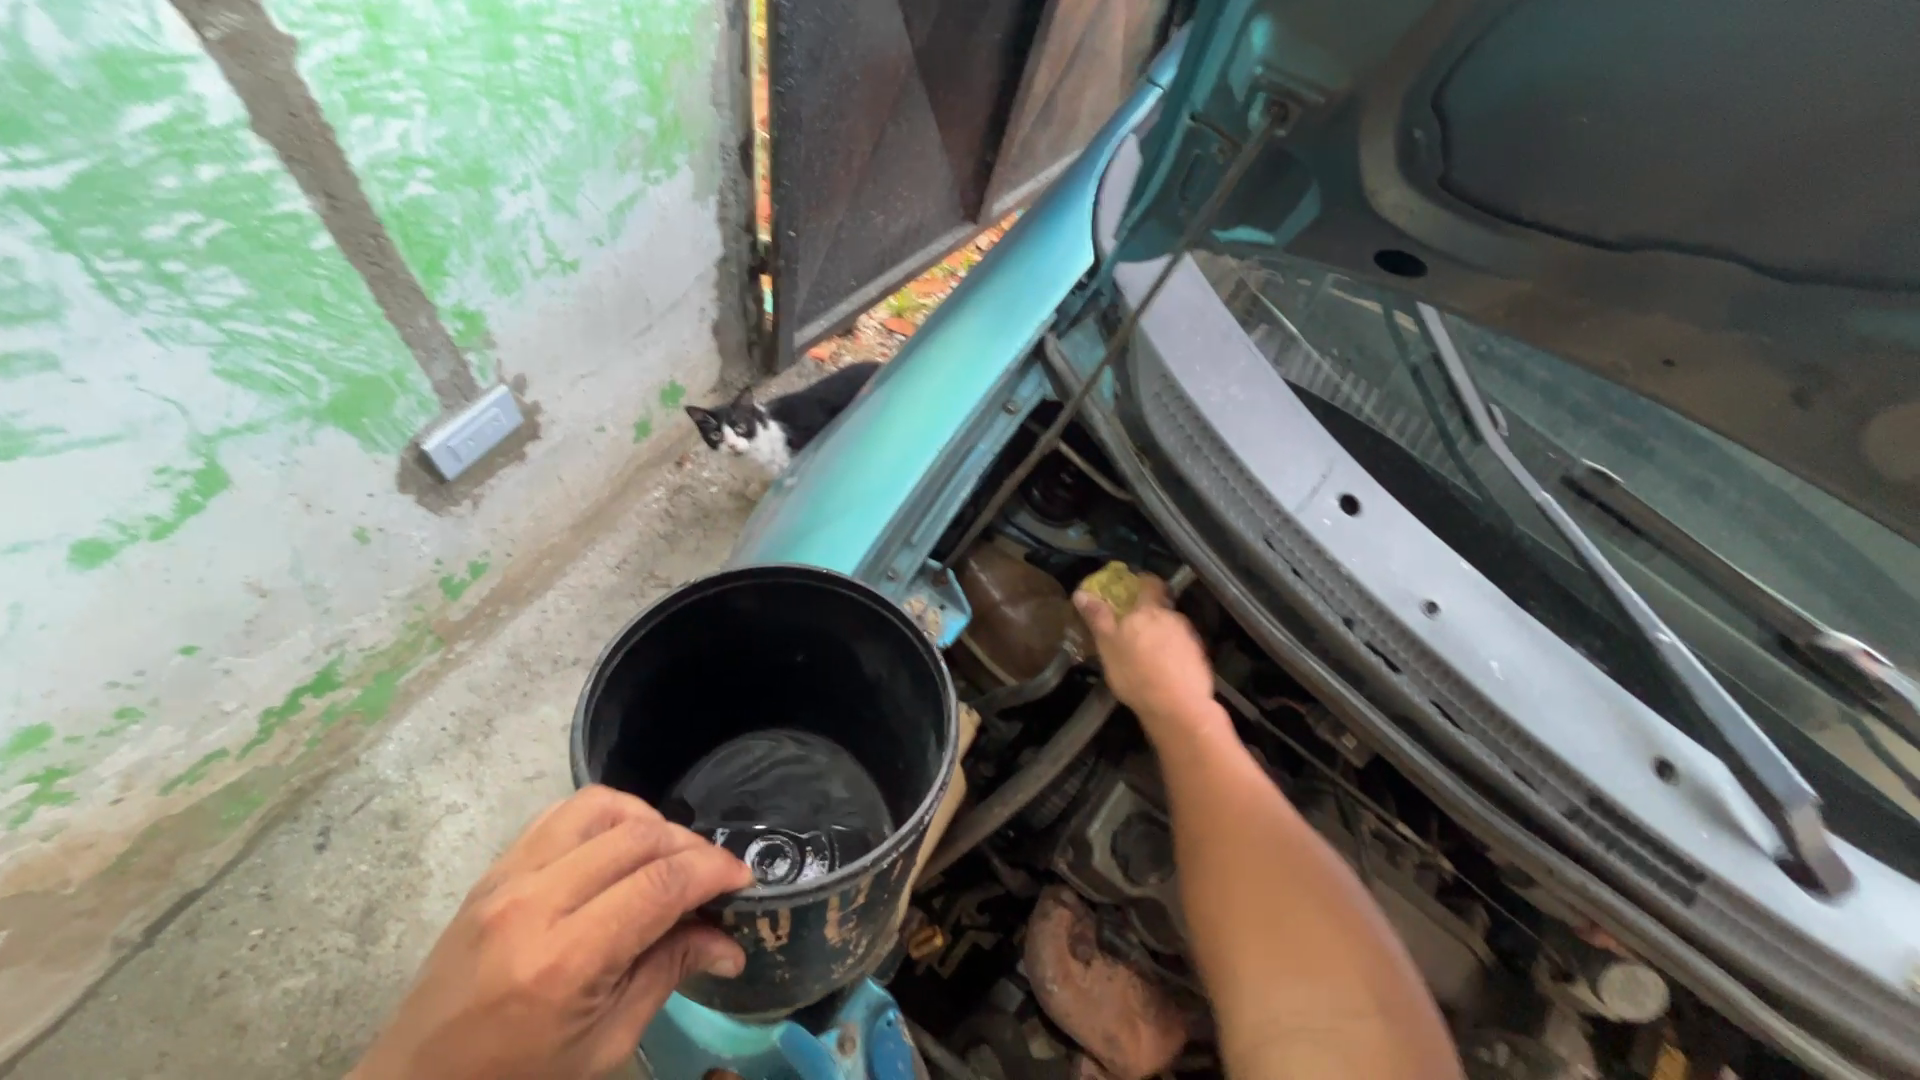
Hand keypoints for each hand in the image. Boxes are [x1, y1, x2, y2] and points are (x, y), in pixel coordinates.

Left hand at [351, 786, 753, 1079]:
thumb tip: (730, 943)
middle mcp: (534, 903)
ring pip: (601, 807)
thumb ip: (668, 974)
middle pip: (639, 836)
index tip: (744, 880)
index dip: (715, 870)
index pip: (661, 883)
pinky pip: (561, 815)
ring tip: (669, 857)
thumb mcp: (604, 1045)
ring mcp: (506, 879)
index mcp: (564, 960)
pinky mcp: (493, 871)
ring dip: (651, 823)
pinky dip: (606, 818)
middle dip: (693, 848)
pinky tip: (620, 848)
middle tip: (716, 878)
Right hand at [1073, 575, 1225, 744]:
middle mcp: (1172, 617)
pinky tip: (1162, 670)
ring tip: (1146, 655)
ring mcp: (1189, 637)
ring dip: (1160, 635)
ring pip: (1171, 628)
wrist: (1178, 707)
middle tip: (1132, 629)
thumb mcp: (1108, 646)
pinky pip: (1181, 647)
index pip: (1150, 583)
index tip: (1133, 587)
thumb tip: (1081, 593)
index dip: (1142, 581)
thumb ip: (1097, 618)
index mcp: (1149, 610)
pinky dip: (1171, 653)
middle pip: (1160, 607)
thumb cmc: (1135, 673)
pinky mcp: (1199, 657)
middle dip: (1148, 614)